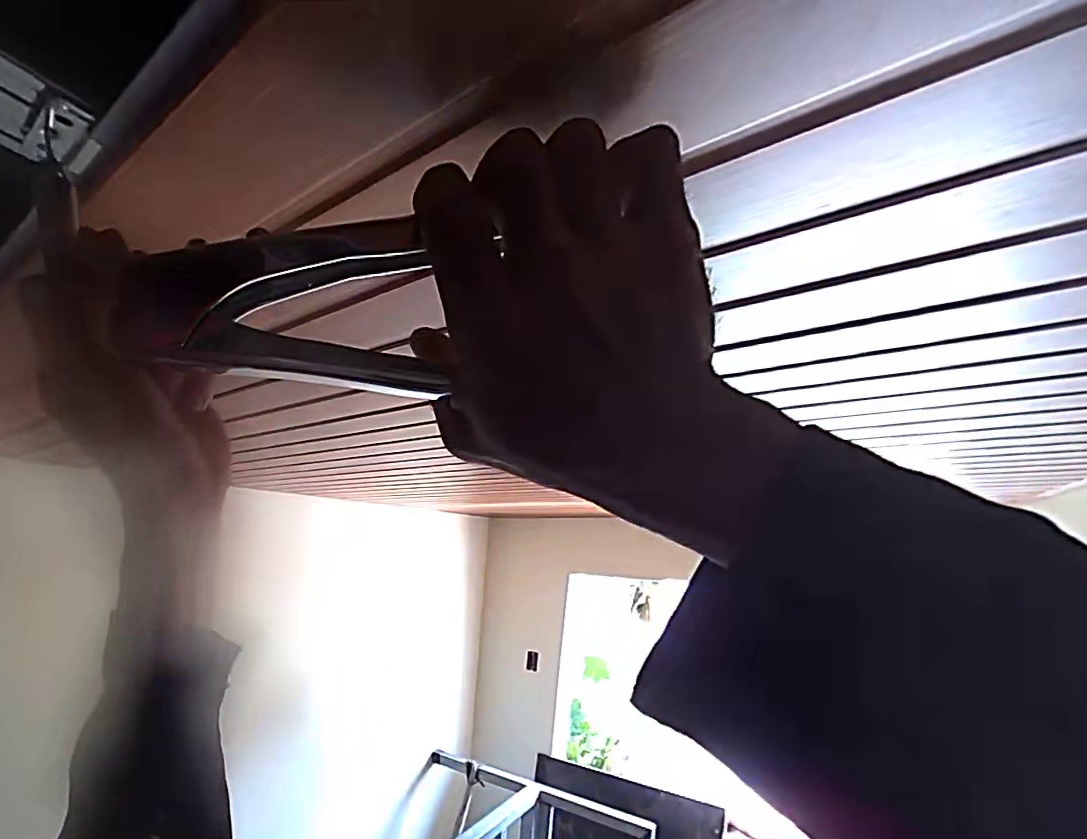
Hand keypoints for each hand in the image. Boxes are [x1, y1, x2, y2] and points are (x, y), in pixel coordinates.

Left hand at [21, 227, 230, 630]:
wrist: (183, 497)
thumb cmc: (133, 438)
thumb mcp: (96, 373)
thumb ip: (78, 315)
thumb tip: (70, 260)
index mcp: (67, 362)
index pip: (55, 298)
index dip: (72, 263)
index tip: (102, 237)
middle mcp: (100, 366)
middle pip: (107, 304)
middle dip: (129, 274)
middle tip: (149, 251)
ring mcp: (141, 380)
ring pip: (153, 324)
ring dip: (174, 301)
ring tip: (200, 269)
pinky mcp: (179, 391)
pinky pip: (187, 355)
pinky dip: (199, 354)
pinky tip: (206, 366)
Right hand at [411, 120, 804, 562]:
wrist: (649, 446)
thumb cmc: (561, 442)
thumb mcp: (477, 425)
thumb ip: (441, 378)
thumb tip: (422, 343)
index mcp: (487, 312)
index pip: (446, 211)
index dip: (436, 194)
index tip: (441, 206)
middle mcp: (543, 267)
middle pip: (512, 159)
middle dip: (499, 168)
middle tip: (502, 198)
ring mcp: (607, 247)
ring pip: (577, 144)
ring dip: (559, 159)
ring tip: (559, 192)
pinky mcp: (665, 240)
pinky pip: (652, 154)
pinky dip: (632, 158)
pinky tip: (616, 190)